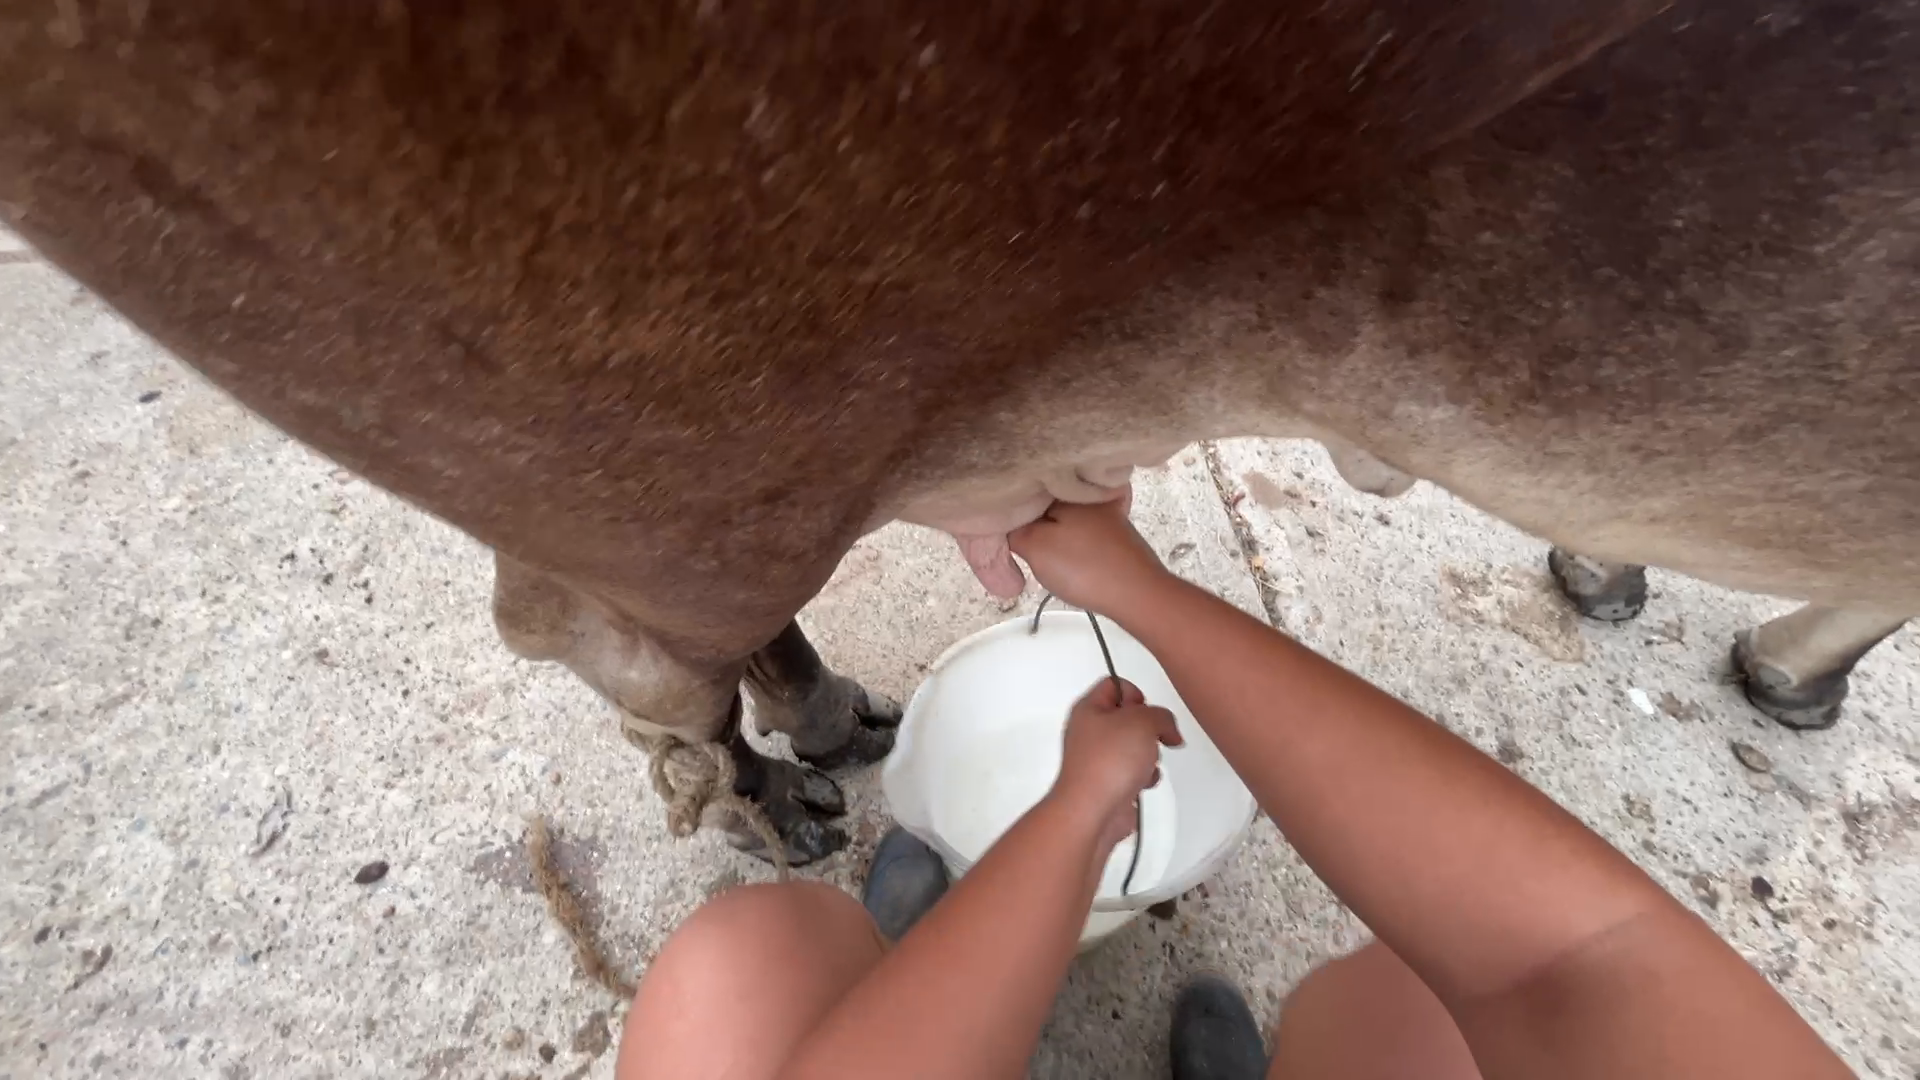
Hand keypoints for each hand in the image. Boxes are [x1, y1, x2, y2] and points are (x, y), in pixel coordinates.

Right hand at [1008, 494, 1169, 618]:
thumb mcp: (1034, 547)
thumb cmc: (1083, 568)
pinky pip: (1086, 529)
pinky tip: (1072, 556)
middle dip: (1034, 519)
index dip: (1012, 509)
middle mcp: (1090, 495)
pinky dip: (1075, 539)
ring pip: (1068, 516)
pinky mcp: (1119, 535)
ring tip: (1048, 554)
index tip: (1007, 530)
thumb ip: (1012, 530)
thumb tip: (1007, 520)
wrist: (1138, 595)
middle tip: (1026, 544)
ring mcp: (1109, 514)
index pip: (1027, 491)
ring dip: (1055, 531)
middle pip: (1048, 502)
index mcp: (1067, 490)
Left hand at [1051, 678, 1183, 852]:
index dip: (1136, 694)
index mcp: (1089, 708)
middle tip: (1153, 738)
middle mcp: (1090, 730)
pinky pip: (1134, 771)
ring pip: (1135, 745)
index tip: (1147, 711)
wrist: (1093, 810)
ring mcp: (1098, 758)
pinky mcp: (1108, 782)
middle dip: (1148, 728)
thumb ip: (1161, 715)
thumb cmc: (1111, 759)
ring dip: (1149, 755)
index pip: (1115, 685)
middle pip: (1128, 717)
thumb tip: (1167, 729)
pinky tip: (1141, 783)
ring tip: (1145, 763)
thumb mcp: (1142, 722)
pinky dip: (1143, 776)